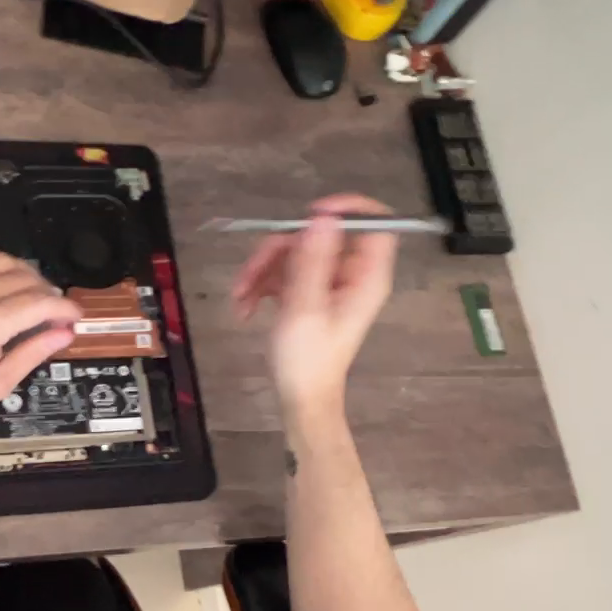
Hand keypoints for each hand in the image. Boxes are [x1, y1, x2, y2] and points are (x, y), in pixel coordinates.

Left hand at [0, 246, 82, 427]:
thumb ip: (33, 353)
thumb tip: (63, 335)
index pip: (42, 302)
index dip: (65, 307)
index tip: (74, 317)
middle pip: (27, 279)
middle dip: (50, 294)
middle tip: (55, 314)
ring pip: (3, 261)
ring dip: (25, 273)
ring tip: (33, 294)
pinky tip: (0, 271)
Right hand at [230, 194, 397, 425]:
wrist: (299, 400)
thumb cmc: (308, 362)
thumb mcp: (306, 308)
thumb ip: (313, 261)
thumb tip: (322, 218)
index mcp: (364, 277)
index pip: (372, 224)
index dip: (345, 210)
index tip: (308, 216)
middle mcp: (348, 276)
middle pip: (315, 238)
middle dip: (276, 252)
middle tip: (250, 274)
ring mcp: (325, 286)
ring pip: (291, 255)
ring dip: (259, 273)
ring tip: (240, 300)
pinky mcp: (305, 296)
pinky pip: (281, 276)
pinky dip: (260, 288)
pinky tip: (244, 309)